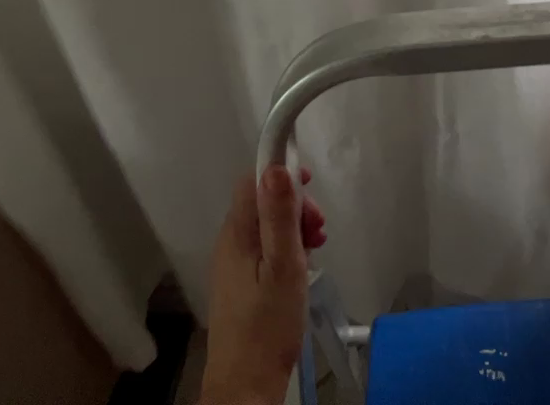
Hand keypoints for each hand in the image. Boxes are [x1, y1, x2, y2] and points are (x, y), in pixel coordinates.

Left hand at [200, 165, 326, 404]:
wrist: (246, 383)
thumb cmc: (269, 322)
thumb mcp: (284, 265)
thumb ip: (280, 216)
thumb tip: (275, 167)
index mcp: (237, 233)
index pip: (253, 180)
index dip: (282, 173)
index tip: (310, 186)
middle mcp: (230, 242)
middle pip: (263, 201)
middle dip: (295, 205)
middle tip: (318, 229)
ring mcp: (234, 263)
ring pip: (267, 225)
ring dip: (294, 227)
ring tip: (316, 248)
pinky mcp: (241, 282)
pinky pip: (265, 247)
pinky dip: (287, 247)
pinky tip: (302, 267)